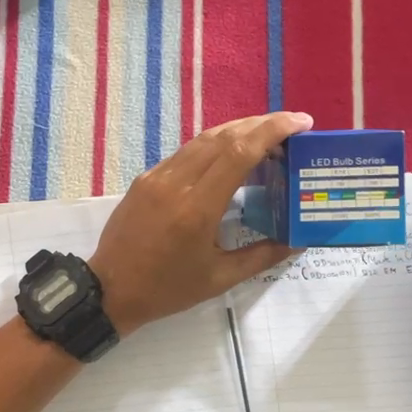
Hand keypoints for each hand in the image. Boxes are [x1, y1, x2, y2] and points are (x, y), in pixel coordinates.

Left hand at [89, 112, 312, 333]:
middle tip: (292, 126)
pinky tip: (227, 155)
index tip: (301, 121)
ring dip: (236, 132)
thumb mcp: (219, 278)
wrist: (110, 290)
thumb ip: (262, 256)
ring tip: (266, 136)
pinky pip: (183, 154)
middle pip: (223, 137)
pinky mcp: (144, 180)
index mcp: (197, 208)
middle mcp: (175, 184)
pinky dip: (211, 147)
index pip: (239, 153)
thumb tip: (298, 241)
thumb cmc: (166, 289)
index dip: (272, 131)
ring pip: (201, 141)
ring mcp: (156, 178)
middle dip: (261, 125)